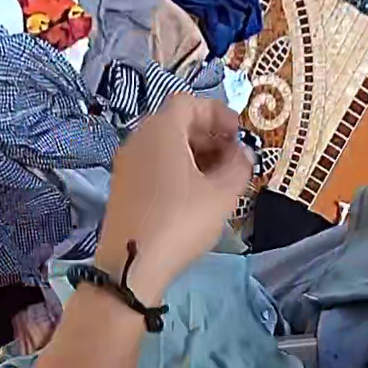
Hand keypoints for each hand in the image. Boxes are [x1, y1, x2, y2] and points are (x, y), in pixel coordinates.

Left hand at [95, 95, 252, 299]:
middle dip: (208, 137)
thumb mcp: (221, 195)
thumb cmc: (181, 221)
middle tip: (233, 159)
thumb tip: (244, 154)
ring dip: (194, 157)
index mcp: (162, 129)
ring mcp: (127, 165)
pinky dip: (177, 173)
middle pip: (176, 125)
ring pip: (165, 149)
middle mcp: (139, 139)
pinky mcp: (123, 190)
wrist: (133, 264)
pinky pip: (154, 168)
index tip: (239, 133)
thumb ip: (239, 167)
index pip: (190, 103)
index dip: (218, 113)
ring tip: (218, 182)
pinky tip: (193, 199)